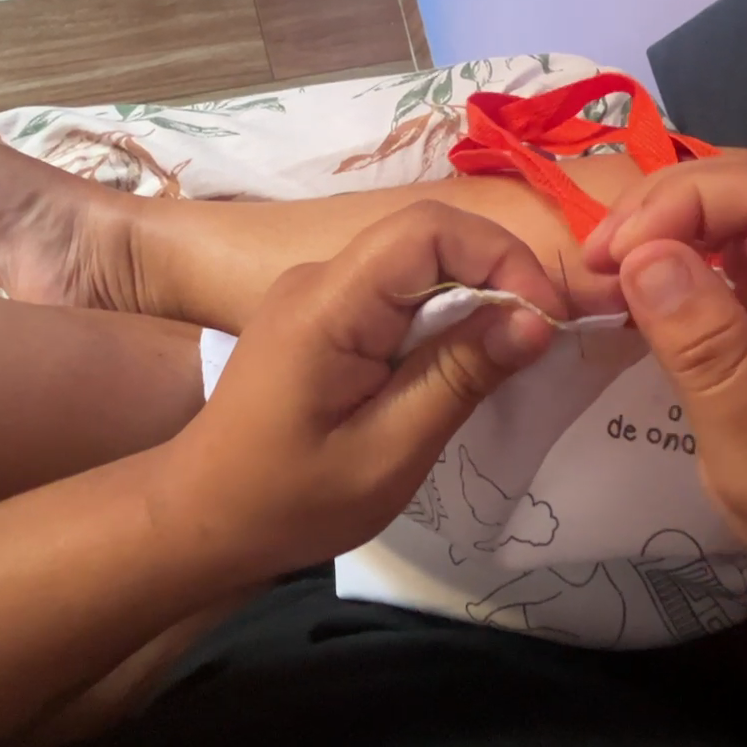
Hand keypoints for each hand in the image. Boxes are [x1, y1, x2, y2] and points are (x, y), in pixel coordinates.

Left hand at [153, 202, 563, 579]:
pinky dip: (443, 314)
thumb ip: (459, 378)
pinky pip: (398, 290)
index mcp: (329, 303)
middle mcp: (321, 277)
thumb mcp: (388, 454)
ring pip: (417, 262)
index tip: (543, 318)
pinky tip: (460, 358)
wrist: (203, 516)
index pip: (427, 230)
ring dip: (473, 295)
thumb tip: (536, 321)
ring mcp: (319, 290)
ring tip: (509, 351)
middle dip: (496, 274)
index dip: (499, 256)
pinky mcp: (324, 312)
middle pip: (427, 238)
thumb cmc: (290, 500)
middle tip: (537, 338)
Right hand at [584, 155, 746, 618]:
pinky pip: (740, 233)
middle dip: (665, 203)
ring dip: (668, 218)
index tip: (611, 255)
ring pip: (744, 197)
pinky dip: (682, 242)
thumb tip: (641, 254)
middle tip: (598, 257)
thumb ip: (708, 351)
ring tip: (611, 264)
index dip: (682, 201)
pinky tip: (644, 274)